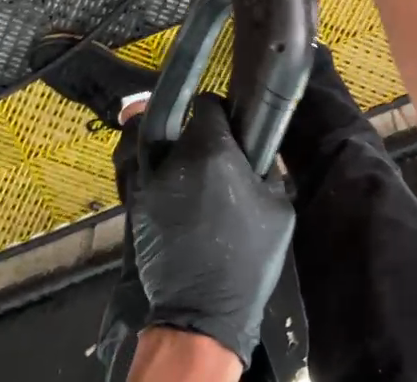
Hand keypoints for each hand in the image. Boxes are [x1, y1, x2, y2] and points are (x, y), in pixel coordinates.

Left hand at [129, 93, 294, 366]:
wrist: (203, 311)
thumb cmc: (248, 258)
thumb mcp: (279, 208)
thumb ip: (268, 168)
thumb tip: (258, 149)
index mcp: (213, 151)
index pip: (206, 104)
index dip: (219, 111)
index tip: (229, 124)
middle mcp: (176, 159)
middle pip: (182, 126)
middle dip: (200, 136)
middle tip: (217, 156)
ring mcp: (150, 182)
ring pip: (159, 149)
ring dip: (176, 155)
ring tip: (194, 175)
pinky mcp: (136, 206)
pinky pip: (148, 178)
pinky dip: (163, 180)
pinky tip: (179, 197)